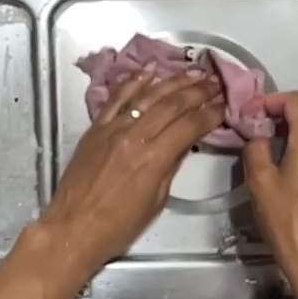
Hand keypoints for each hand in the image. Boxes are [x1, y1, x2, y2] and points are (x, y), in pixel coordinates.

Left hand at [26, 73, 224, 288]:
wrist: (73, 227)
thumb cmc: (118, 226)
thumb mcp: (156, 201)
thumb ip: (172, 166)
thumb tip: (186, 141)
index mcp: (153, 158)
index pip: (189, 126)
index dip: (210, 113)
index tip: (224, 104)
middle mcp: (134, 135)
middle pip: (171, 104)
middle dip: (196, 91)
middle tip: (215, 81)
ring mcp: (112, 128)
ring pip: (146, 95)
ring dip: (172, 81)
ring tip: (192, 71)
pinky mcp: (95, 127)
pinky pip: (117, 98)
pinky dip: (134, 82)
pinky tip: (149, 71)